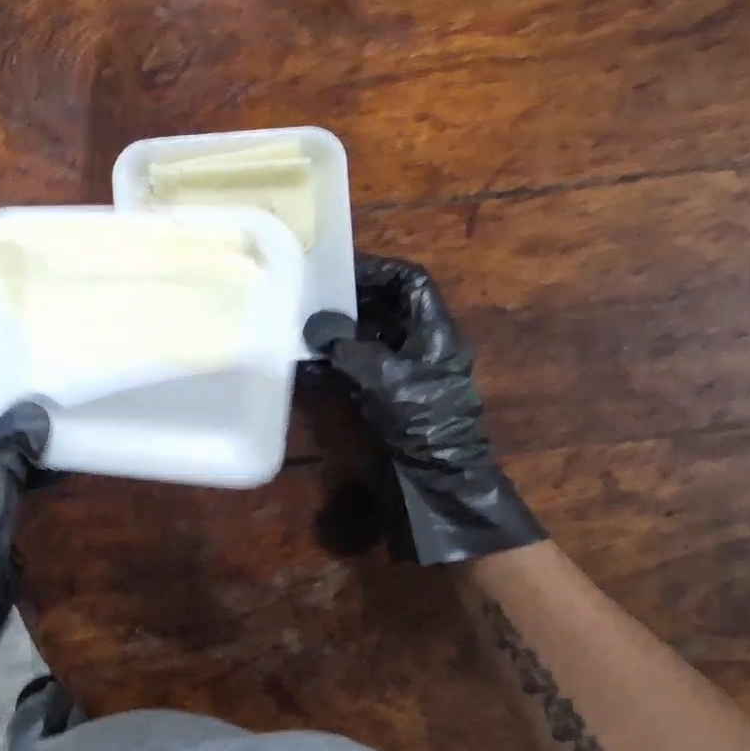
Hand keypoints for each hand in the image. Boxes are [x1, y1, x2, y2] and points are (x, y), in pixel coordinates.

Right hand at [303, 255, 545, 564]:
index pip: (411, 282)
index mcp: (435, 331)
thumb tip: (313, 324)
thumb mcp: (382, 377)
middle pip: (391, 305)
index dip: (379, 270)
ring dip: (345, 326)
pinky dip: (342, 355)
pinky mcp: (394, 392)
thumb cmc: (421, 421)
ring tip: (310, 322)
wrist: (439, 480)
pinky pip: (367, 360)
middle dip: (355, 297)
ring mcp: (411, 369)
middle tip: (317, 294)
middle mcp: (425, 344)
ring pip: (377, 332)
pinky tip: (314, 359)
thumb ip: (345, 346)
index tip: (342, 271)